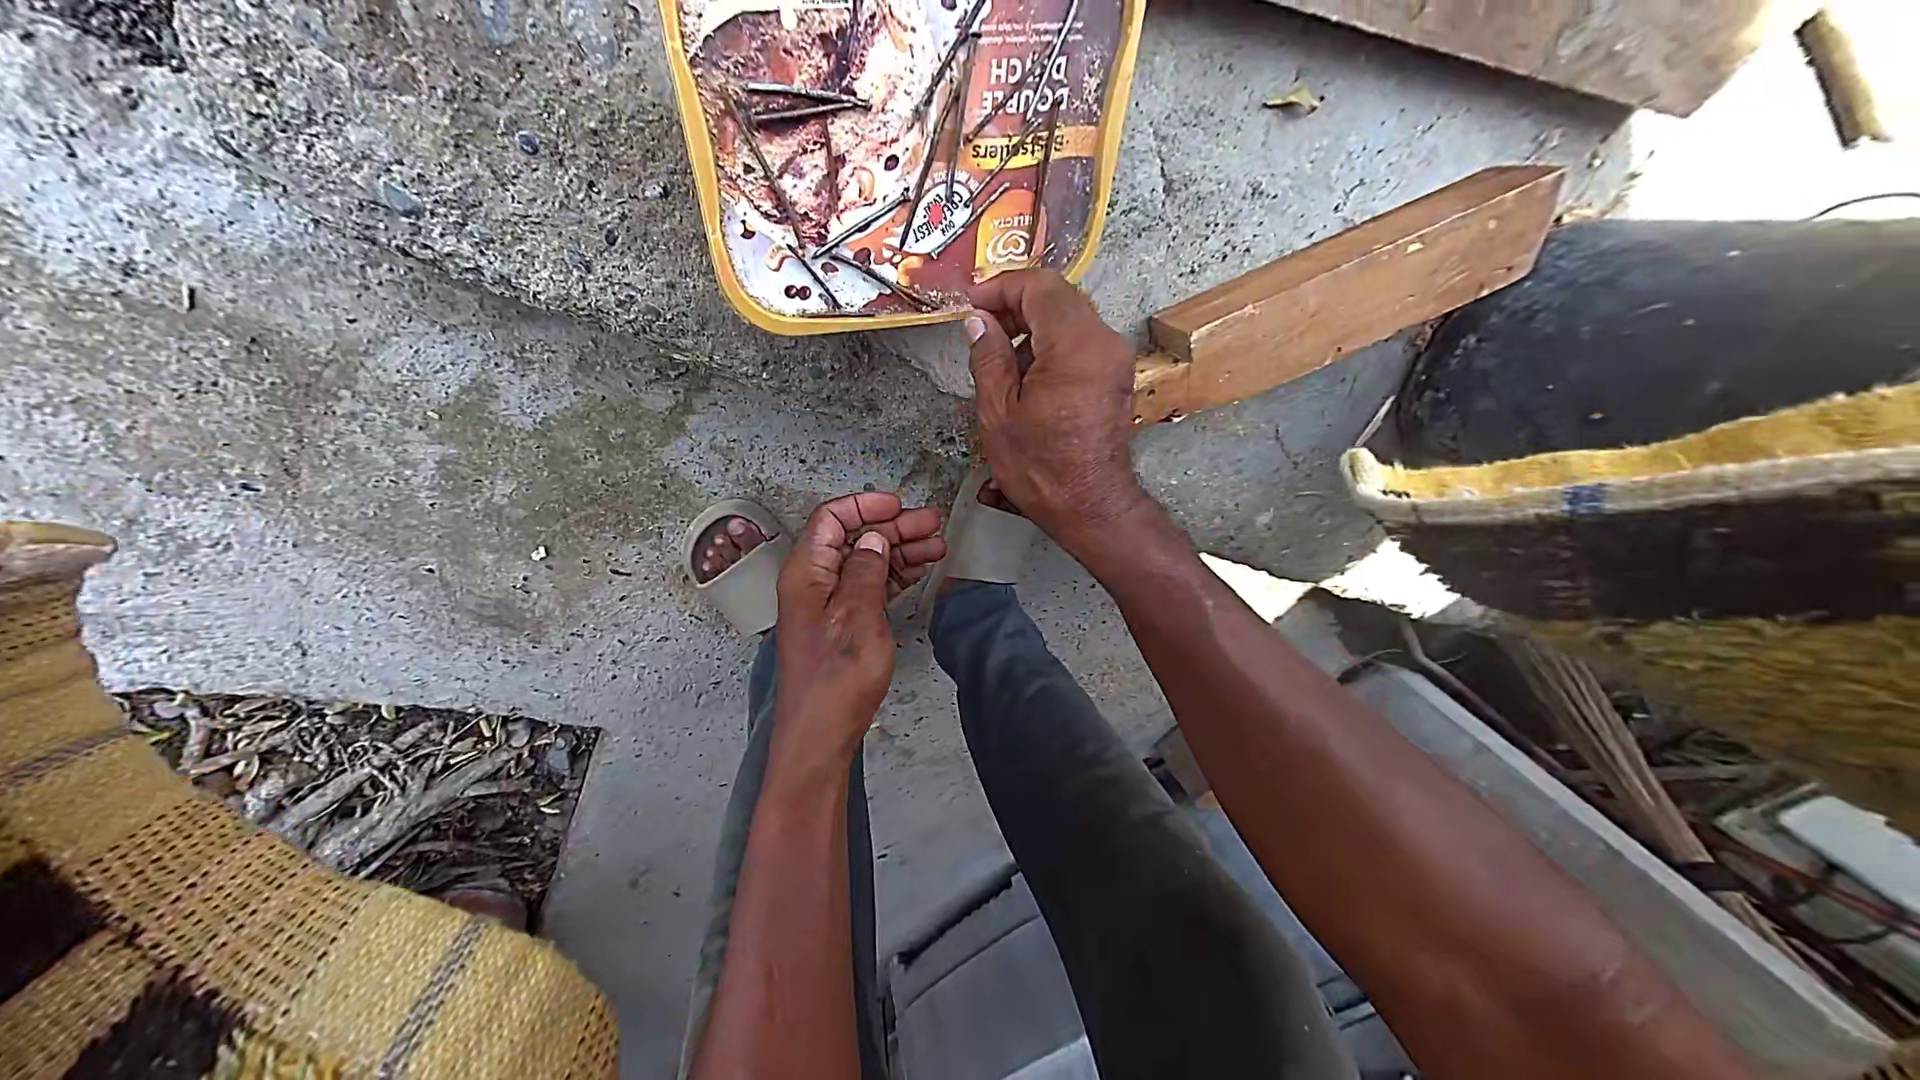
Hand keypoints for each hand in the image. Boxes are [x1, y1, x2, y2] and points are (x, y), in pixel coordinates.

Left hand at [774, 492, 945, 760]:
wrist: (821, 733)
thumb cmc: (834, 682)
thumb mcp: (858, 615)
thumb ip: (866, 570)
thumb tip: (874, 539)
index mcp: (807, 573)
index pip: (831, 519)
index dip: (865, 504)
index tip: (898, 504)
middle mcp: (813, 583)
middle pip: (853, 538)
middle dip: (893, 527)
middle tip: (931, 524)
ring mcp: (828, 603)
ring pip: (866, 561)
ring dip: (900, 550)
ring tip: (936, 546)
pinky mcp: (842, 623)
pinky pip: (869, 585)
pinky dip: (895, 575)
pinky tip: (919, 570)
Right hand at [965, 270, 1149, 550]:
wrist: (1090, 505)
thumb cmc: (1043, 469)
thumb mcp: (998, 412)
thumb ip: (987, 356)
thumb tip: (978, 322)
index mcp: (1075, 346)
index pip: (1039, 287)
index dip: (999, 287)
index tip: (971, 303)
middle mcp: (1104, 343)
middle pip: (1057, 296)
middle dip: (1014, 303)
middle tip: (980, 326)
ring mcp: (1114, 358)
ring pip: (1069, 316)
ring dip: (1031, 325)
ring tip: (998, 356)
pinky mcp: (1114, 375)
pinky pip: (1079, 339)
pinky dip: (1049, 343)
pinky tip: (1024, 373)